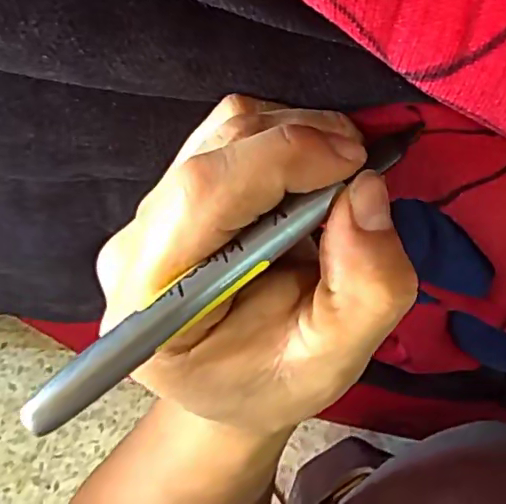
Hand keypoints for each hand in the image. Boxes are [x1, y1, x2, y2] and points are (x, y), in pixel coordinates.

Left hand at [95, 95, 417, 438]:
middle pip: (220, 147)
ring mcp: (154, 203)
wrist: (234, 378)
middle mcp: (139, 238)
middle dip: (302, 140)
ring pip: (229, 126)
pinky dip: (284, 134)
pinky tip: (308, 171)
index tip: (355, 161)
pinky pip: (233, 129)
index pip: (203, 191)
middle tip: (361, 164)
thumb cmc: (270, 380)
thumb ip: (364, 287)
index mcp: (153, 297)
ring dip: (297, 133)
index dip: (282, 157)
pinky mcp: (179, 179)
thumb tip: (366, 191)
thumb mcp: (332, 361)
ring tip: (338, 172)